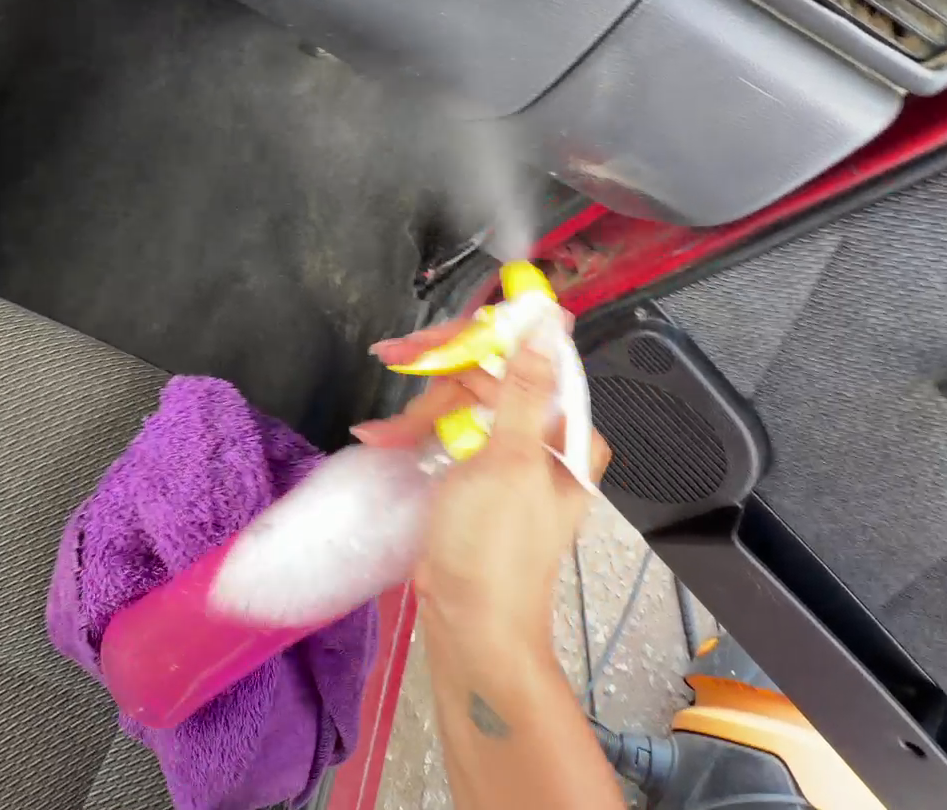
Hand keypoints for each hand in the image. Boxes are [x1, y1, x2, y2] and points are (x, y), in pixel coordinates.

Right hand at [357, 314, 609, 640]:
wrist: (470, 623)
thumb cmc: (495, 547)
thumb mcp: (510, 463)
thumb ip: (525, 389)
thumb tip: (550, 323)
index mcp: (566, 433)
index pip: (527, 359)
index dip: (478, 340)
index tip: (430, 335)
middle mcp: (542, 438)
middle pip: (487, 378)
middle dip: (438, 377)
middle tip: (392, 356)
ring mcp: (506, 455)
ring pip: (460, 404)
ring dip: (417, 412)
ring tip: (381, 433)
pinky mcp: (474, 472)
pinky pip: (445, 432)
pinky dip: (413, 432)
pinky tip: (380, 437)